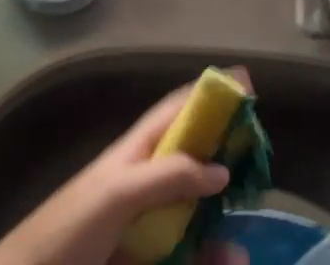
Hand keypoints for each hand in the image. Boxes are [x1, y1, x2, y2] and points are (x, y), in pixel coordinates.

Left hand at [0, 69, 251, 264]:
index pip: (178, 110)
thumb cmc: (68, 228)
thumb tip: (221, 168)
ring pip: (195, 210)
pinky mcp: (146, 256)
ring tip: (248, 221)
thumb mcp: (118, 193)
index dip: (209, 93)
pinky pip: (186, 251)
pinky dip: (209, 255)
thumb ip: (168, 175)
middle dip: (226, 154)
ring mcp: (145, 223)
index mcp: (135, 152)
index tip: (245, 82)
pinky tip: (230, 258)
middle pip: (194, 158)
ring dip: (222, 216)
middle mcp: (144, 182)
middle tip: (261, 157)